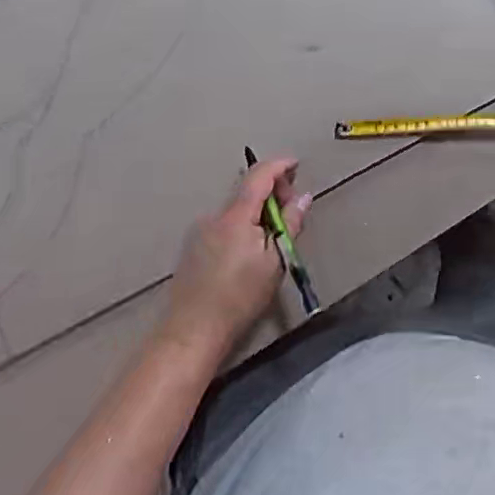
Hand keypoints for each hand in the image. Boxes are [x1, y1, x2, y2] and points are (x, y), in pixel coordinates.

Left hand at [162, 157, 310, 356]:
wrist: (192, 330)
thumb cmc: (240, 297)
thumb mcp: (275, 262)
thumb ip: (290, 224)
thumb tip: (302, 197)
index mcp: (236, 215)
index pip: (259, 175)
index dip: (280, 165)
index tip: (296, 164)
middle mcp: (215, 214)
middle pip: (247, 189)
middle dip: (272, 190)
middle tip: (292, 209)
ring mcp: (200, 229)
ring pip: (236, 207)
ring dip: (257, 210)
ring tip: (273, 236)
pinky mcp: (193, 245)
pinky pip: (224, 223)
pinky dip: (242, 224)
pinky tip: (249, 250)